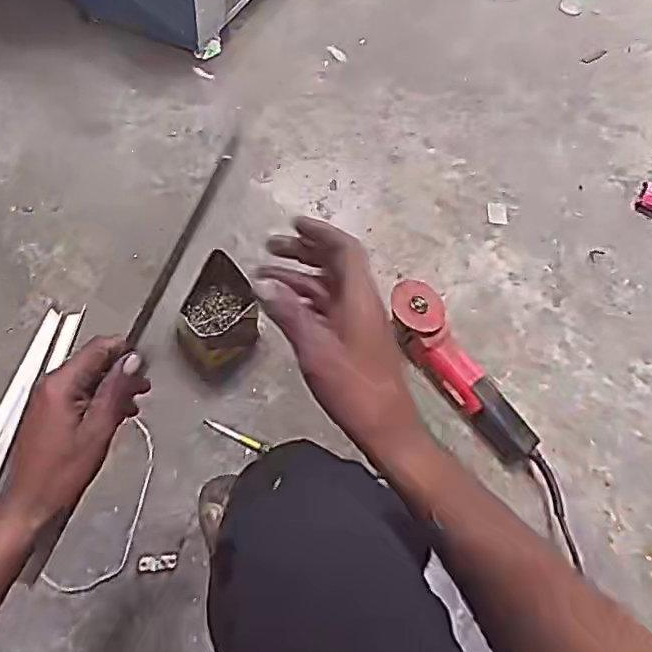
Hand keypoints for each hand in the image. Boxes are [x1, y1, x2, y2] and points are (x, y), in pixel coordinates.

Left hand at [0, 336, 150, 527]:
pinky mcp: (47, 411)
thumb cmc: (57, 476)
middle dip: (120, 371)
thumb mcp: (98, 429)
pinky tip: (112, 413)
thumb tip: (130, 362)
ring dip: (111, 386)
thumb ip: (116, 390)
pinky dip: (97, 398)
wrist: (29, 504)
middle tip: (140, 385)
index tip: (141, 363)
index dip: (124, 350)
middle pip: (92, 361)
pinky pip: (77, 392)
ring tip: (130, 402)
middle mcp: (49, 386)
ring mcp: (46, 398)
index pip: (97, 347)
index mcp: (60, 384)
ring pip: (87, 378)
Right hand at [255, 217, 425, 461]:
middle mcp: (361, 302)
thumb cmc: (356, 390)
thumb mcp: (315, 350)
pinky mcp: (354, 336)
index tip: (294, 224)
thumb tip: (264, 285)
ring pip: (328, 285)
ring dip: (301, 274)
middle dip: (304, 250)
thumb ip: (289, 314)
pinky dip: (305, 297)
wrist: (387, 426)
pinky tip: (284, 303)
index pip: (344, 250)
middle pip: (334, 263)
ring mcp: (359, 319)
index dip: (319, 232)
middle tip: (273, 246)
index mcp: (359, 297)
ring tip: (268, 273)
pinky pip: (328, 304)